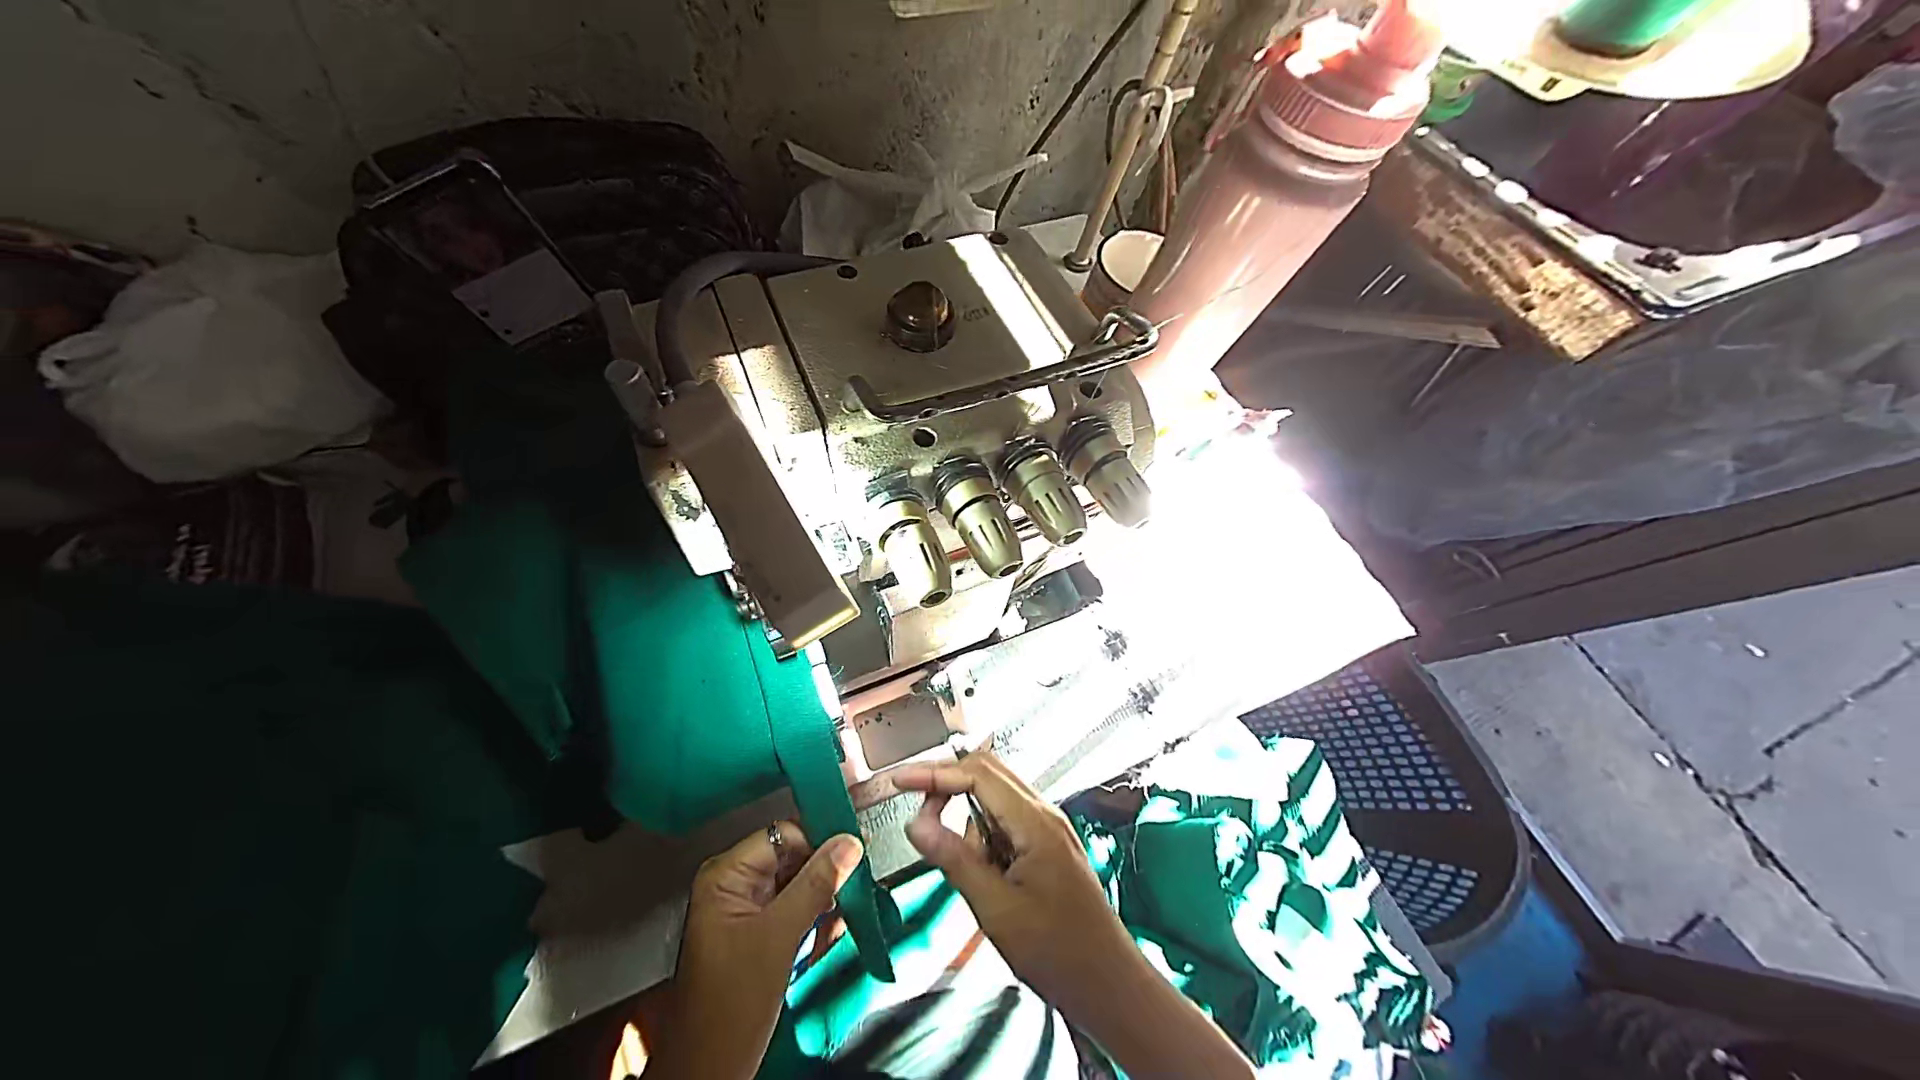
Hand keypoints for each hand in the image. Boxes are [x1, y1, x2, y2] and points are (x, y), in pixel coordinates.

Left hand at [647, 822, 863, 1079]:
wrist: (711, 1072)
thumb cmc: (729, 1008)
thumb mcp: (778, 938)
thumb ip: (815, 884)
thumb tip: (848, 843)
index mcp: (725, 875)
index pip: (783, 835)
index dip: (819, 840)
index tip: (855, 848)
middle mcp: (734, 885)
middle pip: (793, 857)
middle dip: (827, 869)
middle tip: (859, 878)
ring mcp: (748, 910)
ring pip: (799, 883)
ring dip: (827, 894)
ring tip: (851, 905)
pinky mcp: (762, 934)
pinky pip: (797, 909)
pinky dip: (819, 915)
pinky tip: (839, 924)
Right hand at [890, 753, 1134, 1009]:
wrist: (1108, 983)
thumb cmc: (1060, 952)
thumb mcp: (995, 908)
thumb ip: (954, 860)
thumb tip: (916, 824)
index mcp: (1036, 823)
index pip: (976, 774)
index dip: (934, 773)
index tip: (900, 781)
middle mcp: (1045, 815)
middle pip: (987, 773)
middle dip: (947, 785)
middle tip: (919, 811)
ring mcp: (1048, 828)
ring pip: (994, 798)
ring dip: (967, 818)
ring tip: (966, 868)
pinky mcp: (1046, 845)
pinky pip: (1005, 822)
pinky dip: (983, 837)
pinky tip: (985, 873)